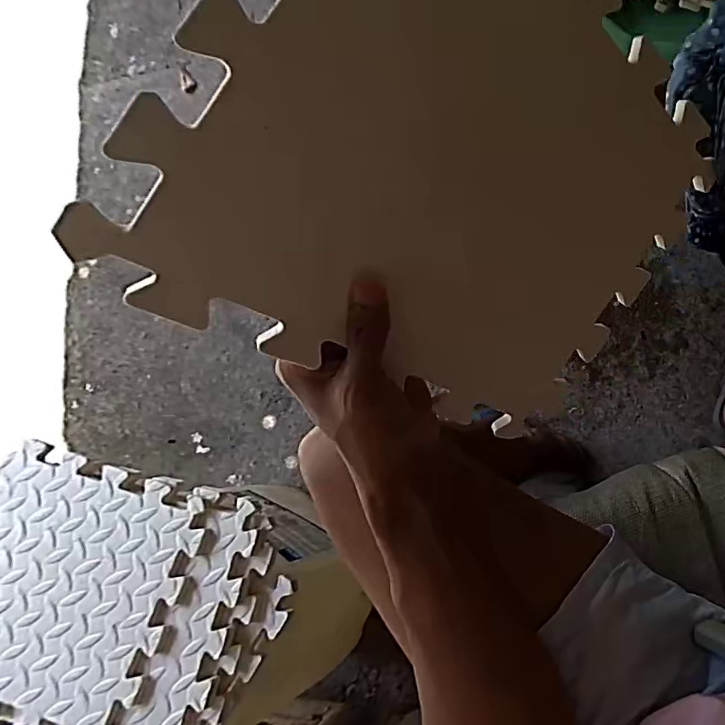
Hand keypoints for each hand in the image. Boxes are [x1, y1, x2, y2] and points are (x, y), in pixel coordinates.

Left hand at [277, 278, 438, 492]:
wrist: (412, 467)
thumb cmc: (370, 434)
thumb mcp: (363, 380)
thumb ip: (366, 332)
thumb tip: (366, 284)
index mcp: (303, 364)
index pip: (303, 316)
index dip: (318, 290)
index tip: (335, 258)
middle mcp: (329, 361)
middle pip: (339, 318)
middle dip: (358, 297)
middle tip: (374, 257)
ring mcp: (363, 366)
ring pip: (371, 328)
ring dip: (386, 311)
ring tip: (401, 272)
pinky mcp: (393, 371)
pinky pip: (398, 340)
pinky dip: (408, 327)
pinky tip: (421, 302)